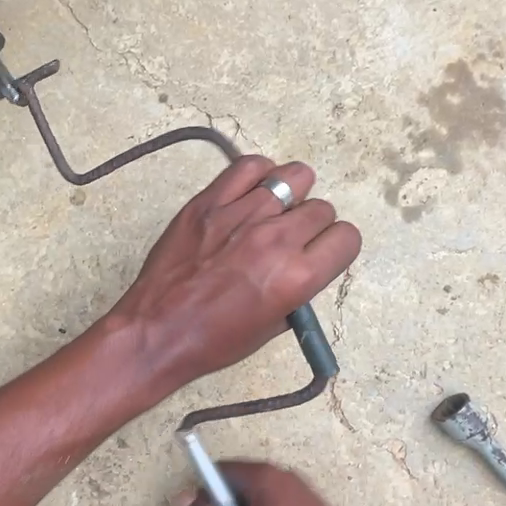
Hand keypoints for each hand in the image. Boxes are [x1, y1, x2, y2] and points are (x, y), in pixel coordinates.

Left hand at [109, 156, 359, 388]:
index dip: (335, 245)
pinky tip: (252, 190)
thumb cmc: (214, 339)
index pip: (346, 237)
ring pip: (292, 177)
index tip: (320, 251)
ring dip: (290, 194)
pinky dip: (258, 173)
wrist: (158, 329)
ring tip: (273, 209)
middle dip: (312, 223)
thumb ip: (299, 286)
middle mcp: (276, 240)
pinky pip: (248, 166)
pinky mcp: (208, 202)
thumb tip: (307, 259)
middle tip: (289, 237)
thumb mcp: (274, 325)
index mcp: (298, 277)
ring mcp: (240, 214)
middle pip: (321, 208)